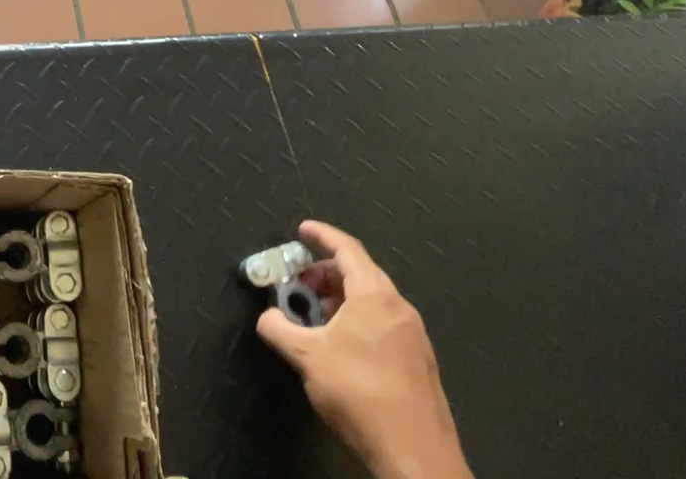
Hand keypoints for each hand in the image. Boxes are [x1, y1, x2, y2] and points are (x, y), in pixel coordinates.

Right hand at [256, 221, 469, 478]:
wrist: (416, 455)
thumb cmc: (360, 393)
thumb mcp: (307, 357)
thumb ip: (278, 328)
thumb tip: (267, 317)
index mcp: (375, 296)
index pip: (348, 250)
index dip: (323, 235)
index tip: (302, 230)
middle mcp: (399, 308)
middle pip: (360, 274)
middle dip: (325, 274)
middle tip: (298, 286)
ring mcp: (413, 336)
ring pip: (372, 301)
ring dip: (339, 300)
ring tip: (313, 319)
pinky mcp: (418, 362)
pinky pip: (382, 323)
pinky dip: (356, 320)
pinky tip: (338, 346)